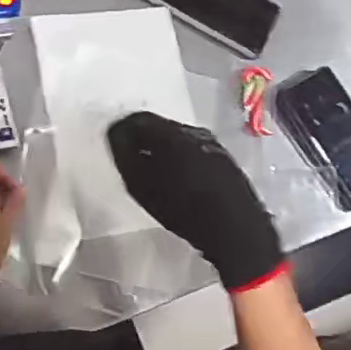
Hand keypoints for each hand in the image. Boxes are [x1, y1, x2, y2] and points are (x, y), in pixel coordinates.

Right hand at [107, 111, 282, 290]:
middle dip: (142, 139)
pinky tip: (177, 180)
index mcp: (171, 135)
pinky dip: (179, 158)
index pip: (138, 119)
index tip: (114, 143)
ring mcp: (213, 144)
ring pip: (178, 138)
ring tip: (152, 171)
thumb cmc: (183, 210)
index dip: (121, 130)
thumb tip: (116, 137)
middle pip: (159, 126)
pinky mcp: (225, 159)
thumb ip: (125, 158)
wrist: (236, 230)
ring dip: (161, 149)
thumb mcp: (142, 188)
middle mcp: (194, 132)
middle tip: (129, 157)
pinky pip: (193, 149)